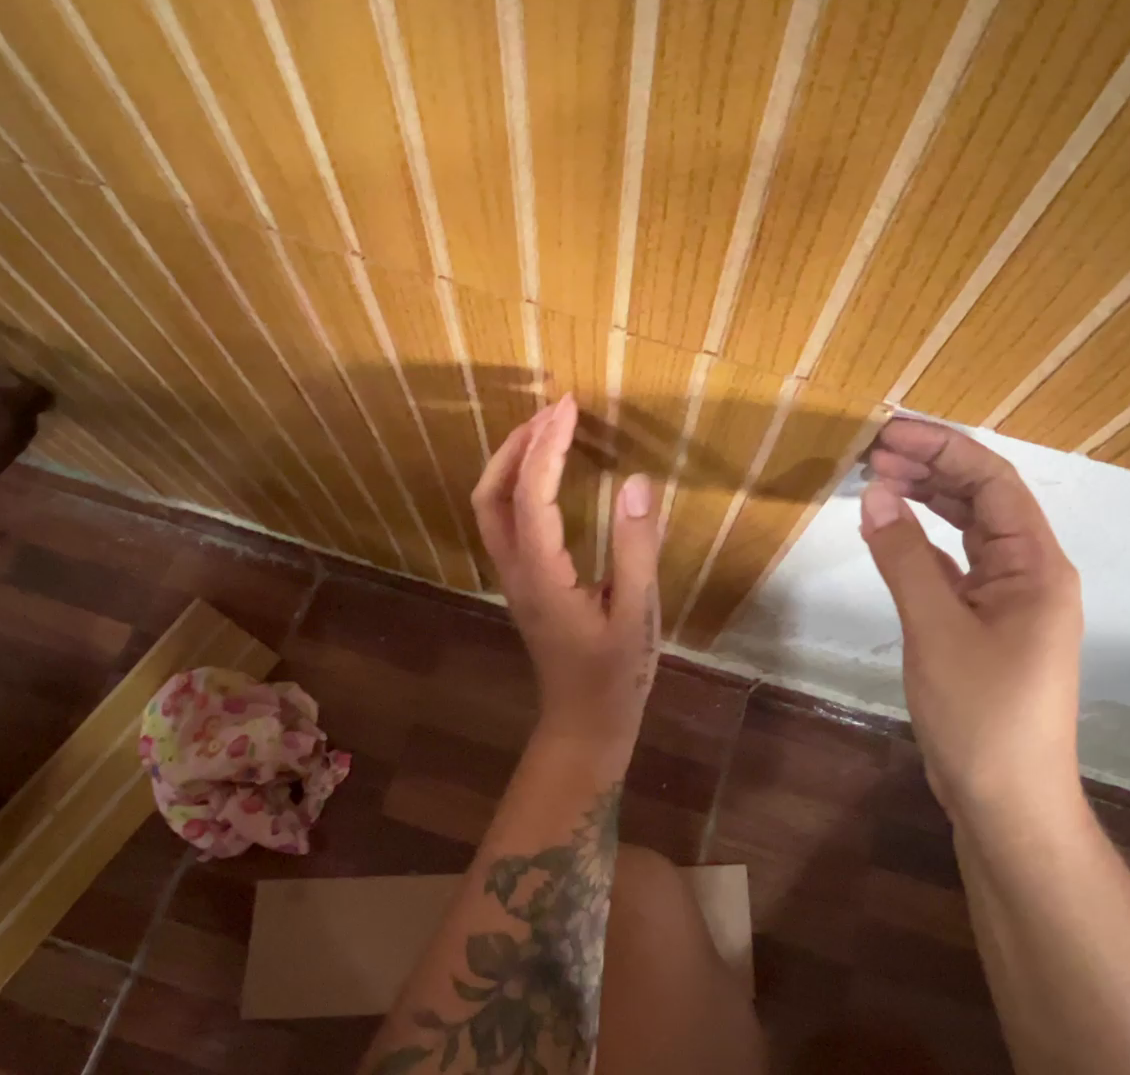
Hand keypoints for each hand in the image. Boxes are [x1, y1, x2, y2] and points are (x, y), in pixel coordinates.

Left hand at [472, 394, 660, 735]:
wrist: (585, 722)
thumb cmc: (616, 675)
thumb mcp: (638, 614)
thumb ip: (637, 549)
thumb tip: (637, 482)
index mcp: (542, 575)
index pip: (532, 494)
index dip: (548, 445)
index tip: (570, 407)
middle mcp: (516, 571)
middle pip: (491, 493)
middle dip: (518, 444)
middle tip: (556, 410)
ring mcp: (514, 578)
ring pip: (491, 507)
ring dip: (512, 462)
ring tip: (549, 430)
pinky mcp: (523, 583)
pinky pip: (505, 520)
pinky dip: (519, 485)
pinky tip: (548, 476)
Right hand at [861, 419, 1083, 814]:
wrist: (1007, 800)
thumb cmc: (982, 714)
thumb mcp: (936, 630)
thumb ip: (904, 558)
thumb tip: (874, 495)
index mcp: (1037, 566)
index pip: (993, 483)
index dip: (942, 449)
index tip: (888, 434)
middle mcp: (1029, 574)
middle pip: (983, 501)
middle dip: (931, 470)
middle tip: (872, 454)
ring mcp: (1008, 602)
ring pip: (968, 533)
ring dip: (927, 504)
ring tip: (877, 482)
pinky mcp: (985, 627)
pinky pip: (955, 569)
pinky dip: (923, 546)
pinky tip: (892, 535)